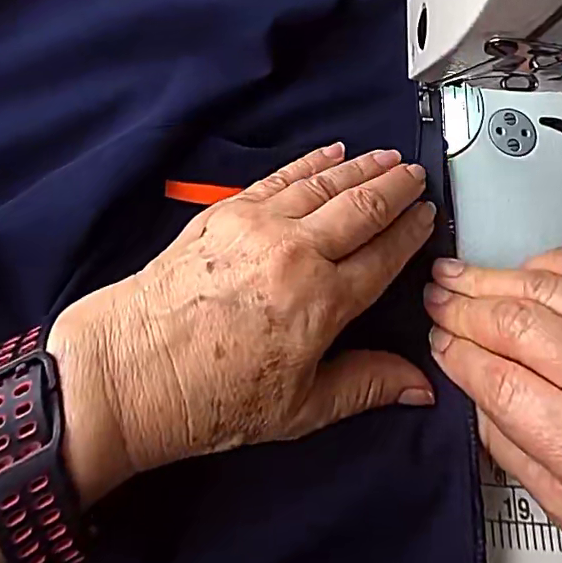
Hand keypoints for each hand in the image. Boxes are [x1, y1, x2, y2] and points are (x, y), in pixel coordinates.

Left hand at [51, 144, 436, 498]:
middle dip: (394, 188)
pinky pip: (278, 177)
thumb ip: (366, 385)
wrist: (134, 365)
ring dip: (359, 167)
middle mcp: (294, 252)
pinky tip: (329, 153)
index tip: (427, 219)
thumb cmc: (209, 393)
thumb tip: (418, 385)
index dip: (411, 234)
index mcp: (321, 301)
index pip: (384, 256)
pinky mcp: (226, 212)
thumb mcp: (300, 409)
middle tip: (415, 176)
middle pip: (361, 208)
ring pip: (323, 185)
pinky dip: (308, 162)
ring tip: (384, 158)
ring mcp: (257, 225)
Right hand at [424, 246, 561, 562]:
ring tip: (454, 277)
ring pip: (540, 285)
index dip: (455, 351)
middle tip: (434, 300)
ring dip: (486, 278)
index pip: (500, 380)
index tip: (435, 340)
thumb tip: (463, 370)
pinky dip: (534, 264)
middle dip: (460, 307)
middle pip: (516, 324)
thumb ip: (505, 439)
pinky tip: (512, 274)